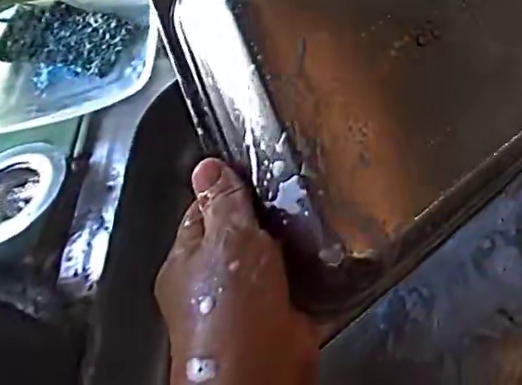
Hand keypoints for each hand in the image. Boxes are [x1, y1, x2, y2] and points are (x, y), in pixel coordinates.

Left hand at [156, 158, 317, 384]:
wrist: (259, 369)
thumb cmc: (230, 306)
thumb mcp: (225, 239)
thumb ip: (223, 202)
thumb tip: (205, 166)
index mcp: (187, 260)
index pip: (206, 208)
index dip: (231, 184)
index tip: (261, 158)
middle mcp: (215, 276)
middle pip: (245, 226)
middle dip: (272, 204)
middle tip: (300, 174)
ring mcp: (250, 292)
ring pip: (276, 246)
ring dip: (298, 228)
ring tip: (321, 196)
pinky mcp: (284, 303)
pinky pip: (301, 267)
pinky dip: (316, 253)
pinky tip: (334, 232)